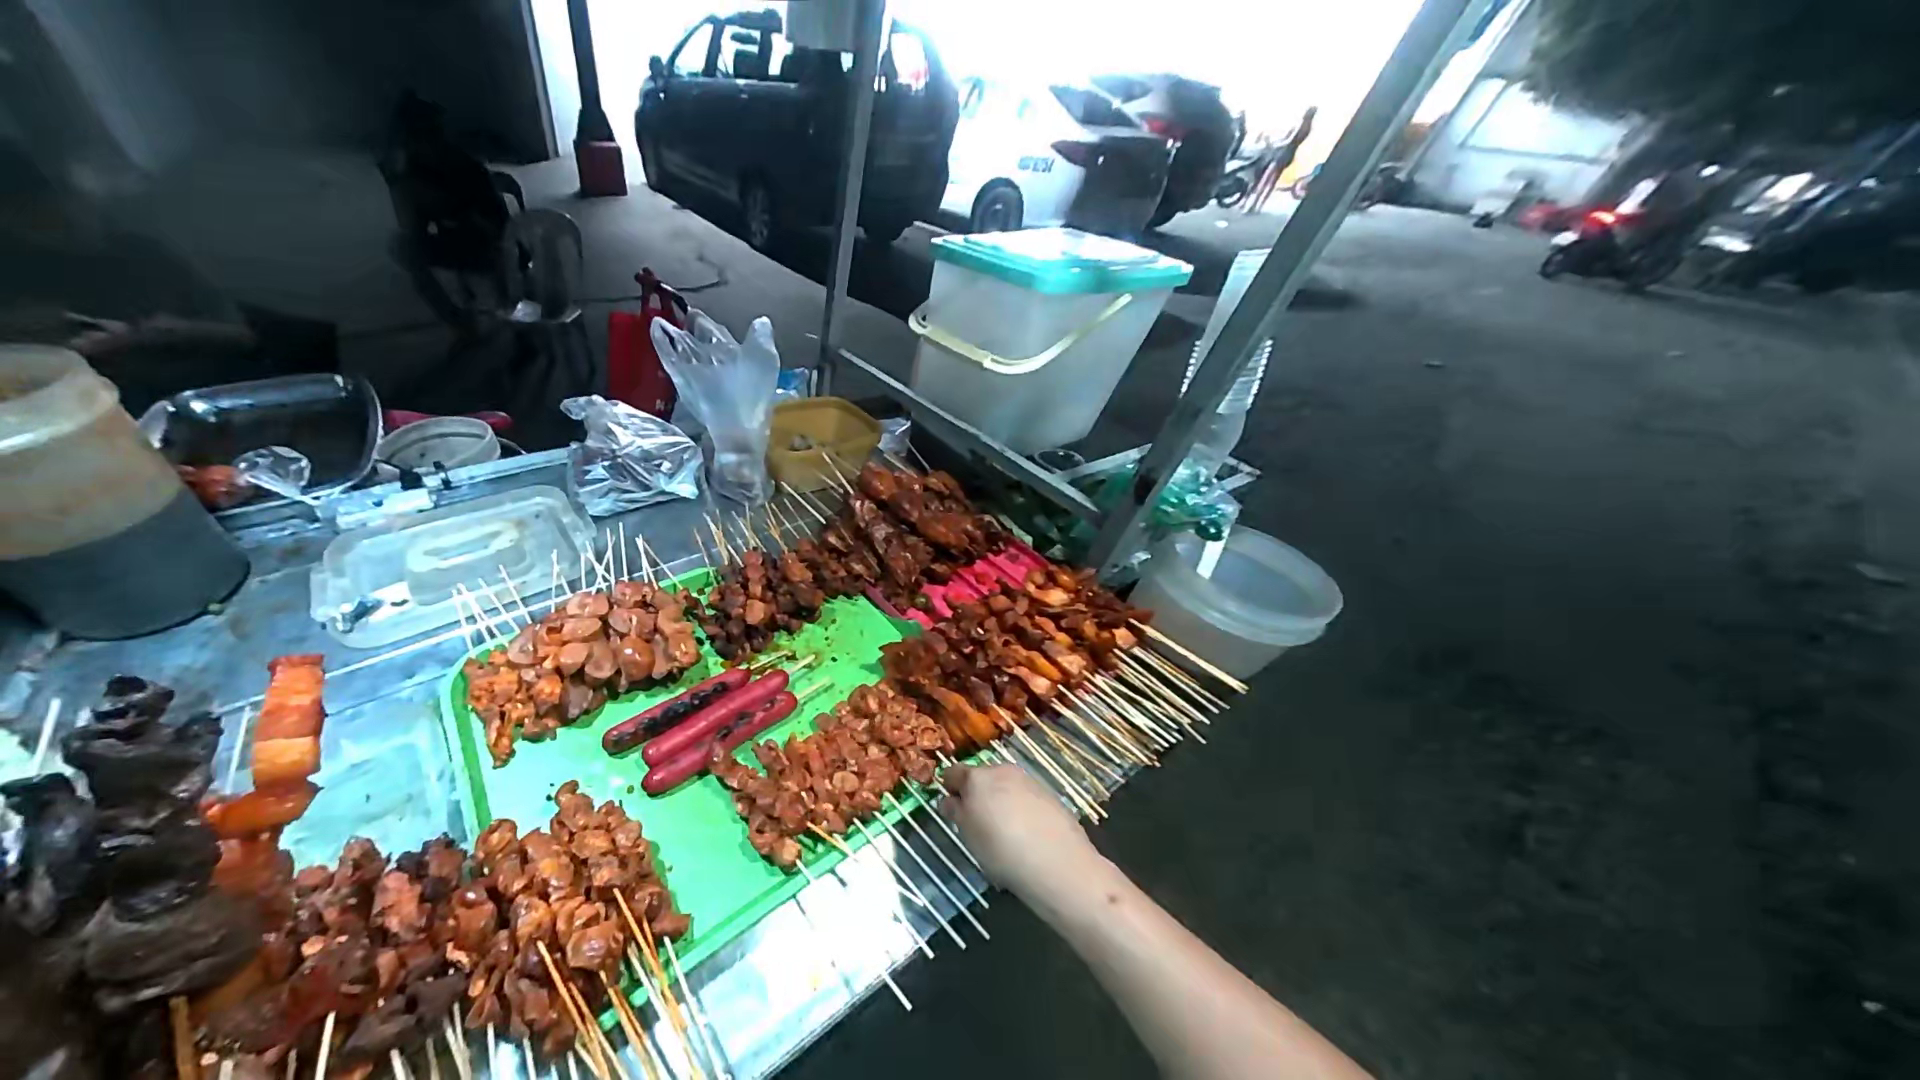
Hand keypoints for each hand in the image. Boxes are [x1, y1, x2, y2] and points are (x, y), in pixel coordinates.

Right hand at [940, 764, 1110, 907]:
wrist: (1056, 862)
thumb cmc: (1002, 851)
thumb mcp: (969, 836)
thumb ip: (957, 812)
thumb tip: (949, 800)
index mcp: (977, 778)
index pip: (953, 773)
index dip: (949, 788)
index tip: (951, 807)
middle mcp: (1002, 770)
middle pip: (981, 776)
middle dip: (976, 793)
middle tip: (976, 821)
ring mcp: (1028, 780)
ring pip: (1004, 784)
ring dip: (998, 798)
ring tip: (1002, 829)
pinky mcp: (1047, 792)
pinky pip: (1024, 795)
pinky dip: (1019, 806)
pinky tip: (1025, 831)